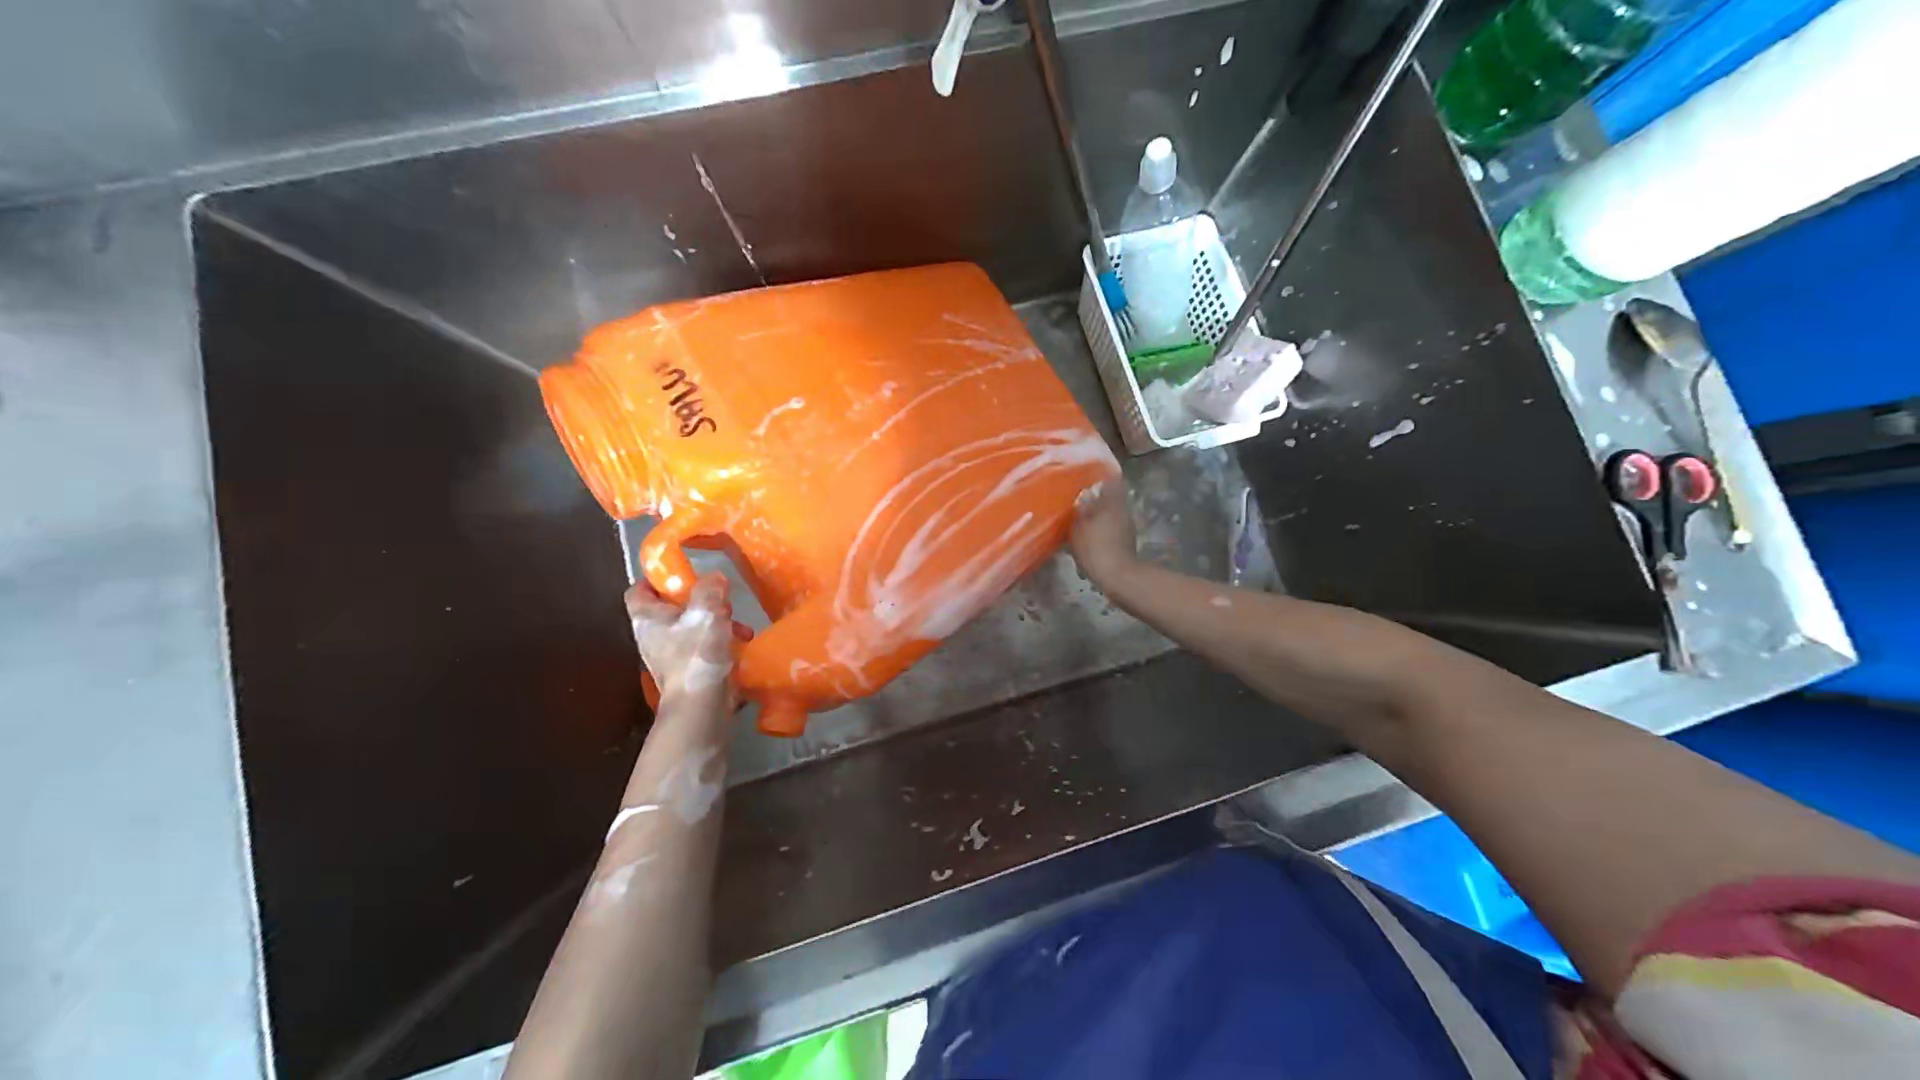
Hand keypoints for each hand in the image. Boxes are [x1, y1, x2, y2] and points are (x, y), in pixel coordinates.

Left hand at [625, 573, 748, 705]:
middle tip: (721, 599)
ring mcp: (670, 656)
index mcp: (648, 619)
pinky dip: (721, 642)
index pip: (638, 590)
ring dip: (717, 622)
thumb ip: (710, 589)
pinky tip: (741, 644)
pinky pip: (702, 647)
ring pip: (692, 627)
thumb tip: (714, 578)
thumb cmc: (697, 654)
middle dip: (700, 601)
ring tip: (740, 627)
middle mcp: (653, 636)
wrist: (700, 707)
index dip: (657, 578)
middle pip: (671, 608)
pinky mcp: (688, 670)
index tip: (684, 573)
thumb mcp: (707, 611)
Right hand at [1068, 479, 1137, 585]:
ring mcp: (1127, 527)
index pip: (1112, 480)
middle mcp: (1123, 510)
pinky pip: (1112, 528)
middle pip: (1112, 497)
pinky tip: (1089, 537)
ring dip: (1099, 515)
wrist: (1118, 577)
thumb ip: (1080, 510)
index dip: (1102, 476)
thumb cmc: (1096, 548)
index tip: (1089, 475)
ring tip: (1081, 520)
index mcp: (1112, 502)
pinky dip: (1102, 529)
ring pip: (1112, 513)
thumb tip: (1083, 495)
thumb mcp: (1079, 528)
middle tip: (1080, 499)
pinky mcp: (1126, 542)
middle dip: (1098, 498)